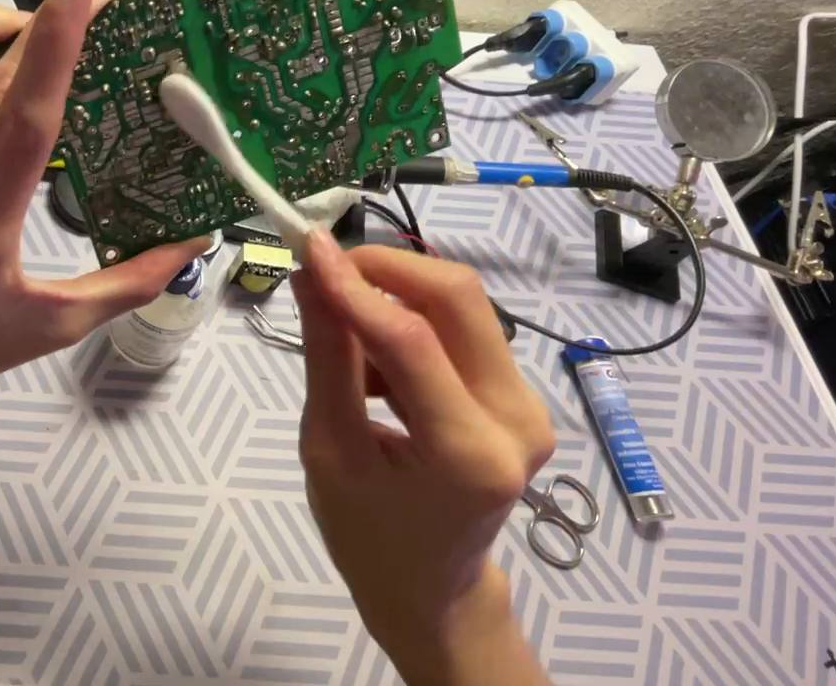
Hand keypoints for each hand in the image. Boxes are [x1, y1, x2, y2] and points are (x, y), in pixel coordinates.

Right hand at [292, 232, 553, 684]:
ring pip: (459, 307)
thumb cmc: (366, 532)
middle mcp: (518, 419)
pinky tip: (373, 368)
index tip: (308, 247)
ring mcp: (527, 405)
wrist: (429, 588)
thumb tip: (311, 277)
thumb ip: (327, 358)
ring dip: (392, 297)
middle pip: (458, 299)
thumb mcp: (329, 447)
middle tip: (325, 269)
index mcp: (469, 453)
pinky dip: (406, 323)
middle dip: (385, 268)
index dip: (354, 286)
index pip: (411, 340)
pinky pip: (459, 328)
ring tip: (342, 341)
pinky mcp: (517, 395)